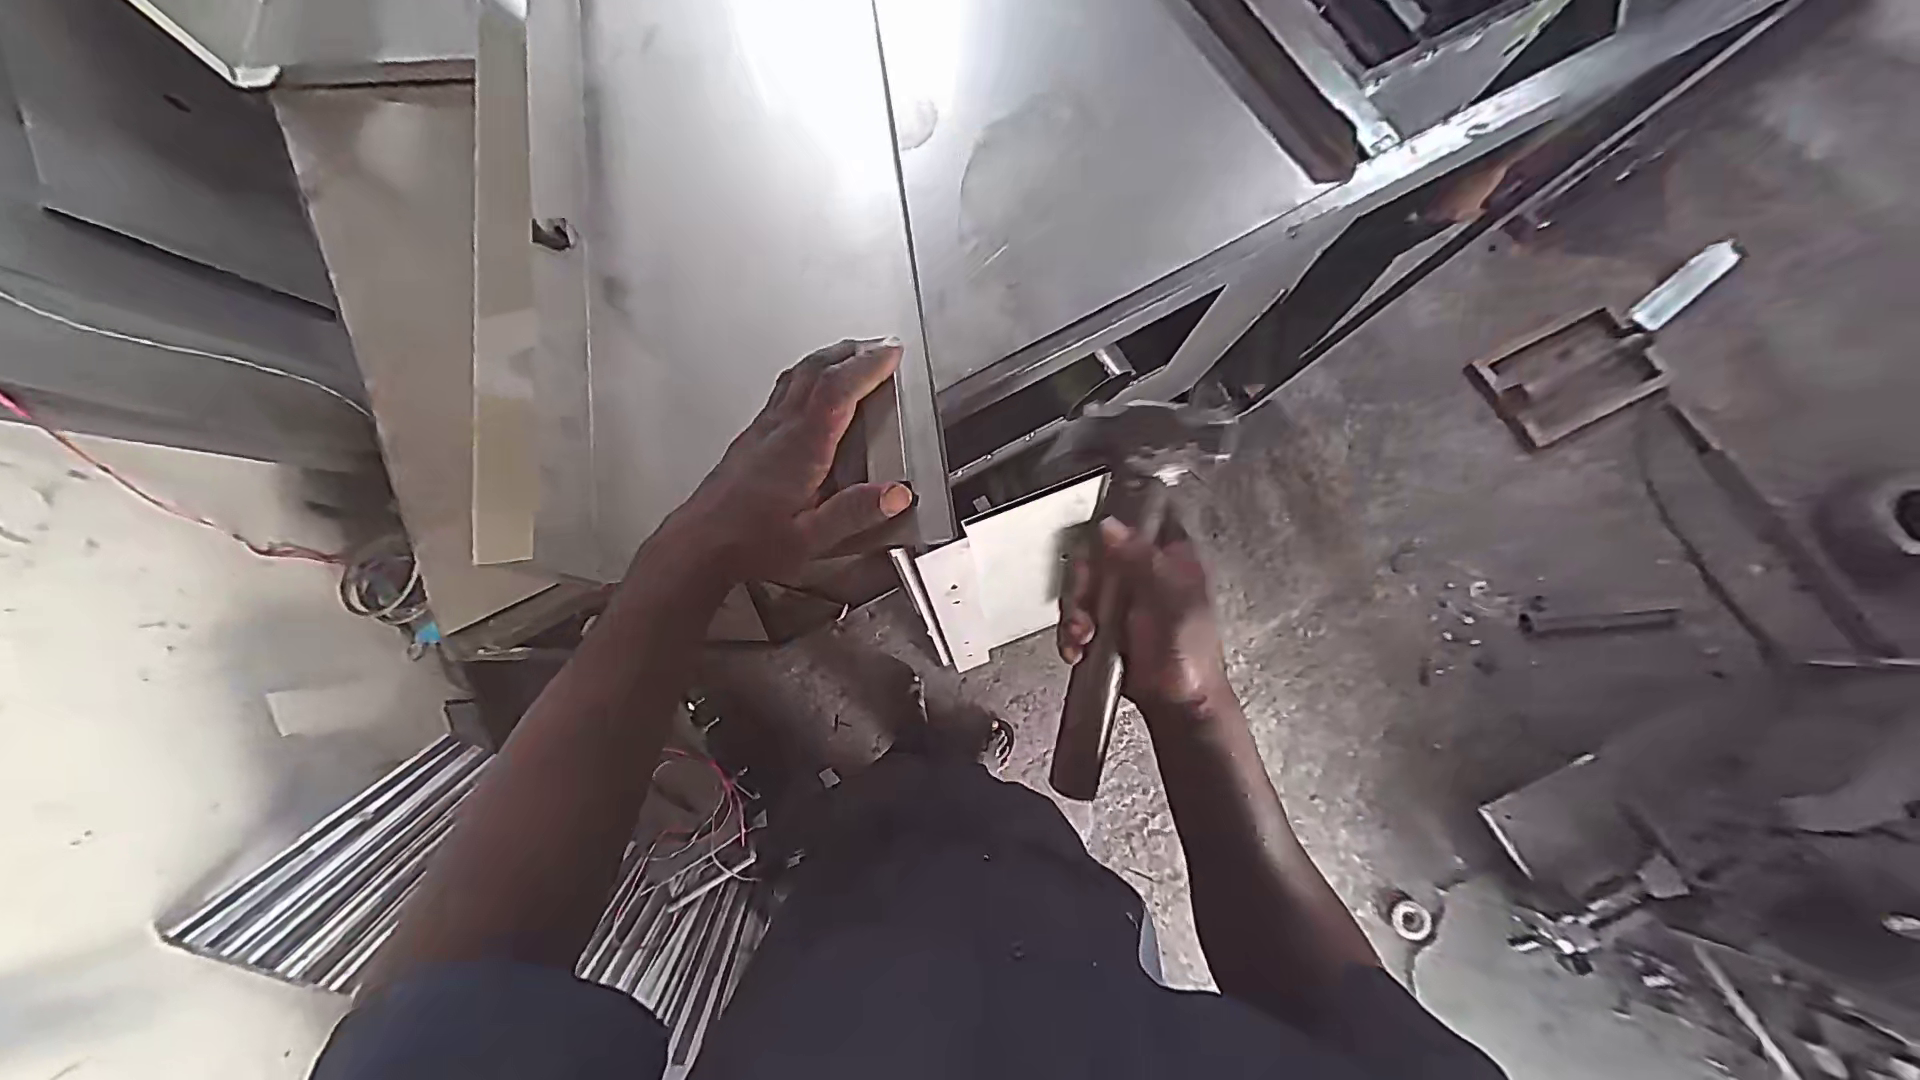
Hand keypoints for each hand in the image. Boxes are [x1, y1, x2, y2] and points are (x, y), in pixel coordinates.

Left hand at [656, 339, 914, 584]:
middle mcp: (779, 430)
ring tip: (852, 357)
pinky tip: (813, 389)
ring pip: (797, 376)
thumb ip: (855, 513)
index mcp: (799, 449)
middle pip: (815, 370)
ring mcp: (763, 430)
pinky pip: (784, 390)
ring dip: (829, 359)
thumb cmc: (745, 543)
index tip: (891, 355)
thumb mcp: (811, 539)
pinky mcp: (753, 438)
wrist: (698, 545)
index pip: (836, 389)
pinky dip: (809, 376)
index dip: (867, 366)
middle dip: (852, 352)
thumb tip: (894, 494)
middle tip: (879, 348)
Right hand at [1057, 516, 1231, 711]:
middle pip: (1095, 553)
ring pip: (1080, 584)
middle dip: (1083, 583)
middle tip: (1086, 606)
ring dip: (1074, 611)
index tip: (1098, 543)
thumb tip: (1108, 526)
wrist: (1178, 704)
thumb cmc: (1190, 654)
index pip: (1141, 517)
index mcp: (1170, 556)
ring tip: (1083, 635)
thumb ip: (1141, 559)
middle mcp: (1141, 571)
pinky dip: (1070, 631)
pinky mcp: (1102, 623)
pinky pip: (1074, 614)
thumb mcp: (1173, 599)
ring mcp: (1120, 598)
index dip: (1117, 520)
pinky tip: (1079, 647)